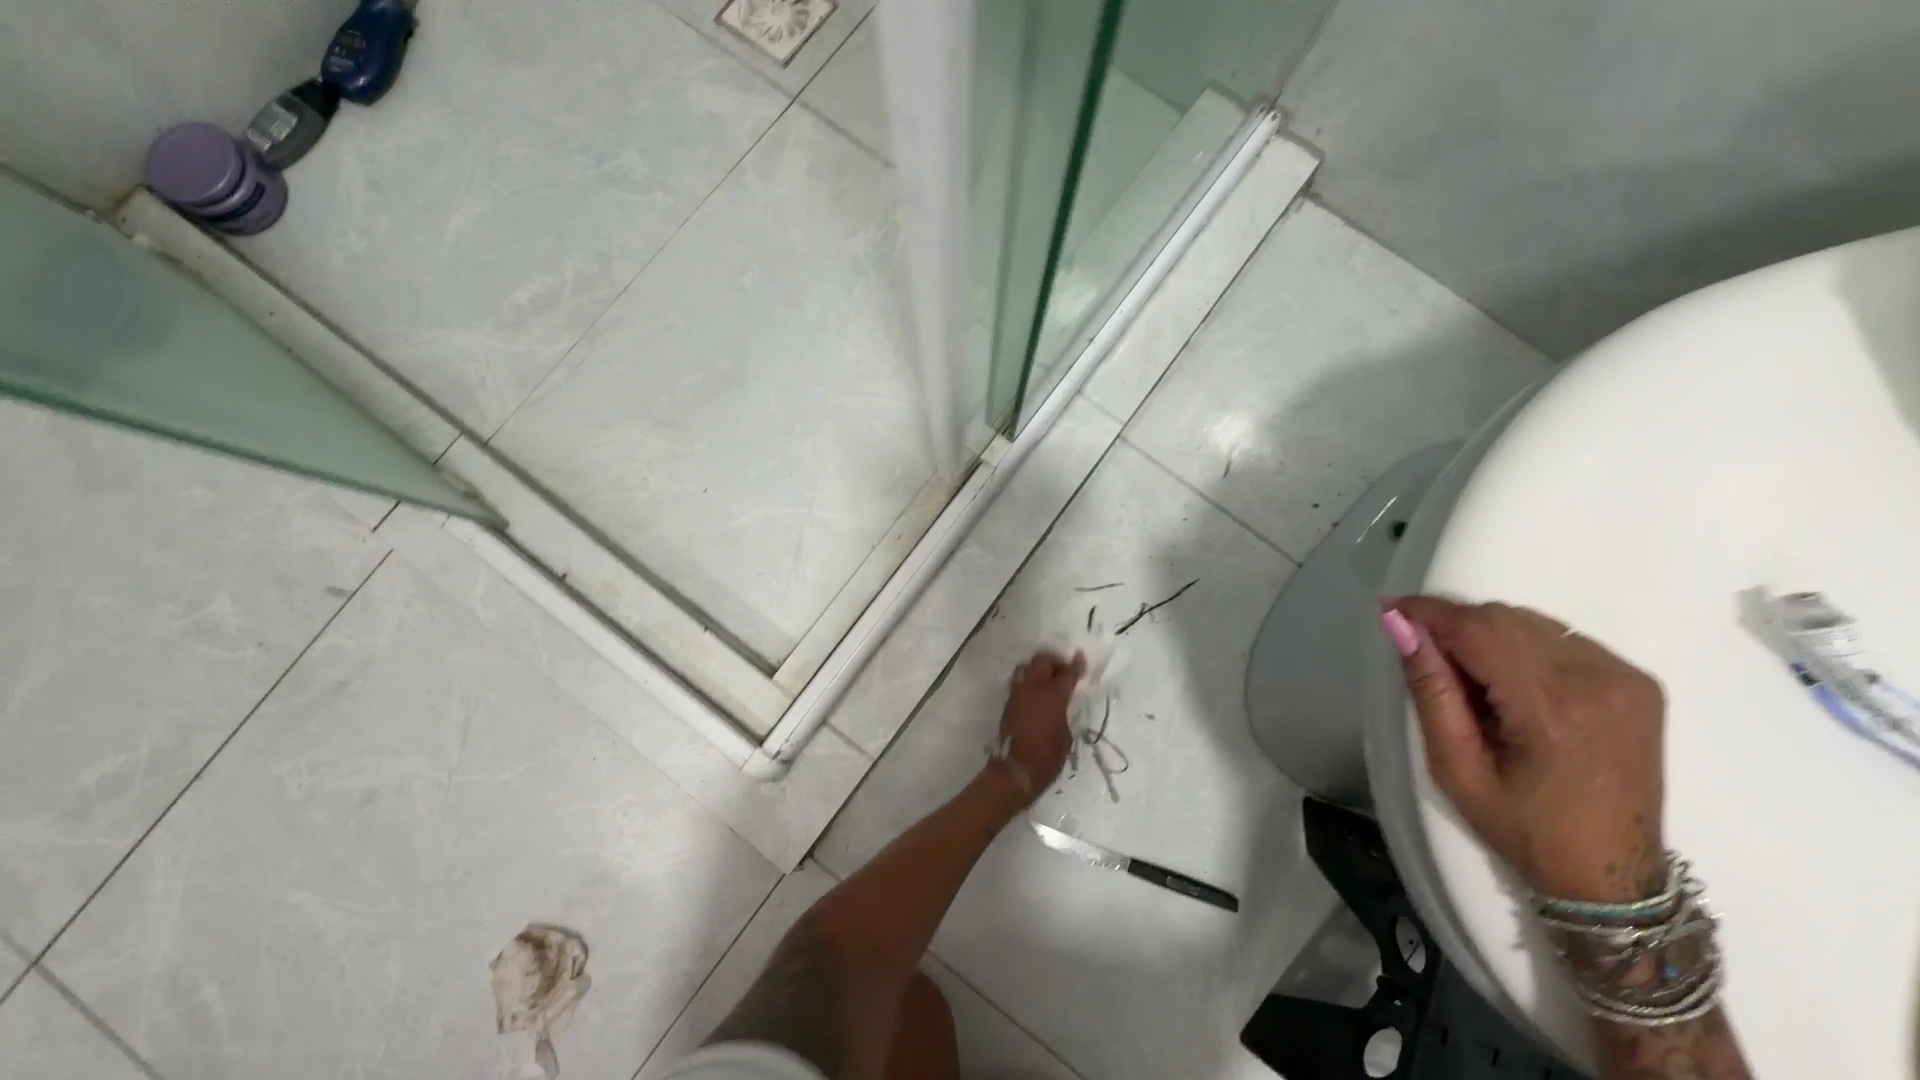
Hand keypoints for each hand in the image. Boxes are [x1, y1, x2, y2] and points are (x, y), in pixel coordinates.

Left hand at [995, 650, 1085, 802]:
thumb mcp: (1066, 735)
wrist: (1016, 770)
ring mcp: (1018, 694)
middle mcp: (1033, 688)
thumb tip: (1060, 706)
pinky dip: (1027, 682)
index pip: (1067, 673)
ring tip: (1047, 681)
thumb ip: (1063, 713)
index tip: (1080, 657)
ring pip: (1026, 668)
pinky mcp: (1008, 703)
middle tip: (1063, 671)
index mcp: (1053, 695)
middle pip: (1042, 661)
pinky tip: (1035, 694)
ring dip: (1037, 669)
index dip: (1076, 664)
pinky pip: (1018, 683)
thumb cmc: (1047, 757)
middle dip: (1054, 662)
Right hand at [1382, 596, 1666, 901]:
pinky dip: (1524, 648)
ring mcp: (1627, 677)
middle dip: (1457, 625)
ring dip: (1489, 635)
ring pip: (1535, 624)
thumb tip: (1402, 628)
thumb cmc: (1524, 829)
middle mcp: (1600, 678)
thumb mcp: (1457, 769)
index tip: (1391, 609)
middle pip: (1507, 619)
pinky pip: (1563, 640)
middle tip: (1423, 653)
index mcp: (1554, 708)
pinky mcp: (1639, 682)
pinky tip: (1510, 685)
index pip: (1481, 630)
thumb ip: (1431, 692)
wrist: (1612, 875)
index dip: (1432, 613)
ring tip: (1468, 679)